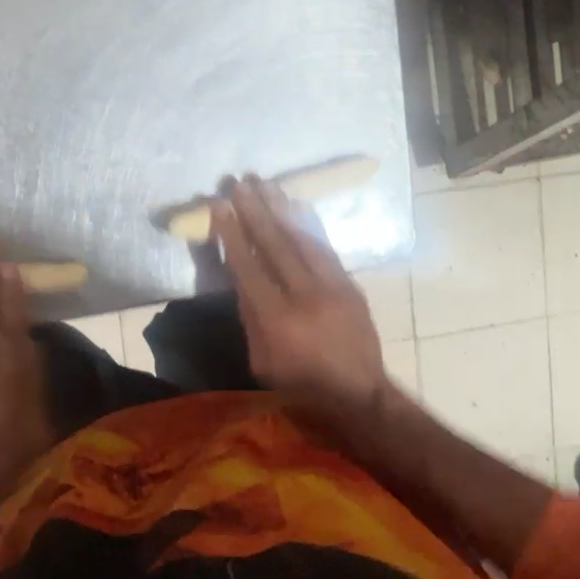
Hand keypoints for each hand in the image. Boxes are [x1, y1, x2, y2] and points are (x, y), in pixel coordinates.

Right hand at [210, 175, 388, 416]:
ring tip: (264, 183)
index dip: (232, 233)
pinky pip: (324, 247)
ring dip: (281, 207)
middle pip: (275, 242)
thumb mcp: (261, 360)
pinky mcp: (349, 285)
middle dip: (254, 209)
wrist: (360, 397)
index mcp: (278, 318)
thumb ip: (251, 316)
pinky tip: (295, 206)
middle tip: (238, 181)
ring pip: (303, 237)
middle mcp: (306, 295)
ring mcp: (332, 287)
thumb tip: (242, 278)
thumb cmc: (300, 387)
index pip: (248, 265)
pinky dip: (307, 224)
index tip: (219, 205)